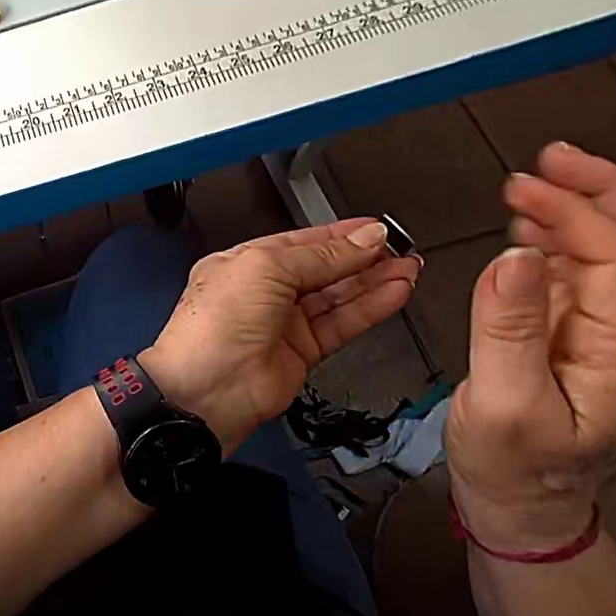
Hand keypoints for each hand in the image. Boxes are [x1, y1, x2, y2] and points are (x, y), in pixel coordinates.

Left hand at [139, 218, 420, 449]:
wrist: (206, 388)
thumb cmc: (211, 328)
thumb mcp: (265, 269)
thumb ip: (320, 255)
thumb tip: (362, 239)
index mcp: (239, 266)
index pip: (297, 243)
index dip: (337, 235)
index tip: (376, 227)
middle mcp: (259, 294)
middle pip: (320, 269)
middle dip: (361, 257)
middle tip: (400, 245)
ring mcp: (279, 324)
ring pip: (336, 297)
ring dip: (373, 281)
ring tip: (409, 265)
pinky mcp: (299, 352)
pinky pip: (341, 324)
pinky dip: (370, 308)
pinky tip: (395, 292)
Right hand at [445, 143, 615, 550]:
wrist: (520, 501)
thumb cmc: (511, 463)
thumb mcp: (501, 402)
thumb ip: (506, 330)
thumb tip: (510, 258)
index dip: (576, 215)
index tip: (522, 188)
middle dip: (606, 192)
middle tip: (552, 159)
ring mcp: (602, 336)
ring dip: (587, 208)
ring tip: (538, 181)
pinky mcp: (571, 339)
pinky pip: (582, 276)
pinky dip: (560, 240)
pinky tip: (531, 229)